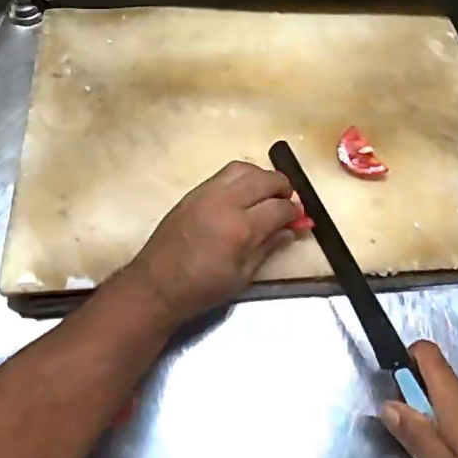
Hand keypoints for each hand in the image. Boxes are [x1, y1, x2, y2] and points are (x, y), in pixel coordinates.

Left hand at [113, 161, 298, 326]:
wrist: (157, 283)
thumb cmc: (202, 288)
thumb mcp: (243, 275)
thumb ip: (268, 247)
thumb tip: (291, 230)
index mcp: (240, 228)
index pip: (279, 207)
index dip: (295, 212)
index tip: (300, 219)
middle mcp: (225, 202)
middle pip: (264, 179)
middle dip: (283, 187)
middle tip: (289, 201)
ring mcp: (207, 193)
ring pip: (242, 168)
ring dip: (261, 176)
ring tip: (268, 193)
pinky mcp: (193, 192)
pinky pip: (223, 174)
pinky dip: (241, 177)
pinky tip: (245, 193)